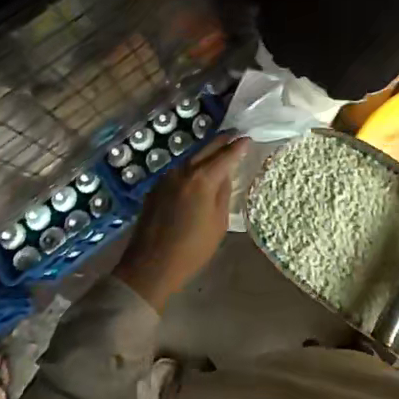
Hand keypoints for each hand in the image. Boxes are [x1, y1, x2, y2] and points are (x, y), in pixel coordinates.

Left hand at [115, 136, 249, 311]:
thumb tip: (225, 175)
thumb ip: (223, 194)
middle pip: (205, 150)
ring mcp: (166, 178)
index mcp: (202, 180)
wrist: (152, 264)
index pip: (225, 156)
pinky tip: (197, 171)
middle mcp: (183, 172)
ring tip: (218, 150)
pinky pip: (179, 171)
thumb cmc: (192, 249)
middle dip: (221, 142)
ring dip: (205, 153)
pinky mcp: (156, 187)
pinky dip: (191, 166)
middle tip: (234, 135)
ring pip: (190, 158)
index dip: (237, 147)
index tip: (247, 138)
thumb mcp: (218, 223)